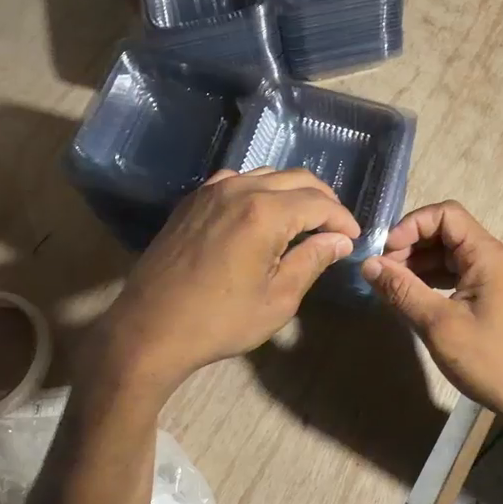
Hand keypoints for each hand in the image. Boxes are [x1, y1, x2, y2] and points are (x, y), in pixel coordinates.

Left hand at [88, 168, 359, 397]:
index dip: (342, 219)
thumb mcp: (277, 299)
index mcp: (265, 213)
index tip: (353, 238)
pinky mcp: (193, 200)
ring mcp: (212, 191)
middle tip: (335, 228)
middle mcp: (240, 189)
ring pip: (267, 175)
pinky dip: (260, 191)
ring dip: (292, 193)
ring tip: (304, 221)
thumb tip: (338, 240)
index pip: (318, 203)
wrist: (149, 329)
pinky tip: (262, 215)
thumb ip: (312, 261)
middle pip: (297, 179)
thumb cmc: (219, 321)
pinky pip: (237, 181)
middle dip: (323, 201)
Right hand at [361, 202, 502, 428]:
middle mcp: (490, 256)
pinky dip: (429, 278)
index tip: (387, 251)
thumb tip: (368, 264)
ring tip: (389, 284)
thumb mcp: (439, 325)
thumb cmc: (489, 360)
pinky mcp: (486, 293)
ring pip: (446, 252)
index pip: (445, 214)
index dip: (412, 225)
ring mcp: (489, 275)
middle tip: (382, 270)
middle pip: (445, 230)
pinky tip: (408, 295)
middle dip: (411, 244)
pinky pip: (453, 272)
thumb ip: (402, 290)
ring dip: (417, 262)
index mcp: (486, 254)